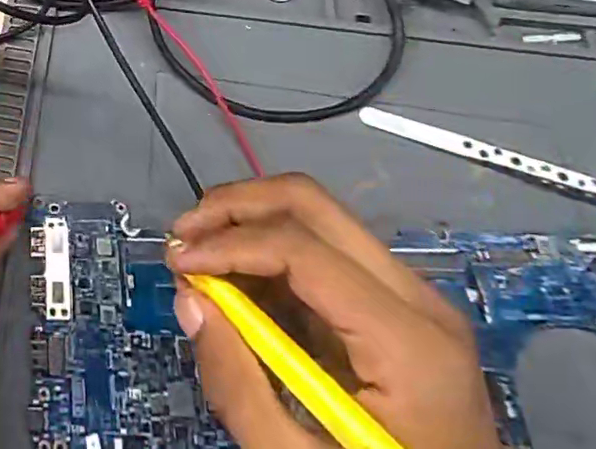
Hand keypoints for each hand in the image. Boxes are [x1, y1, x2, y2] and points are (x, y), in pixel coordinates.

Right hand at [167, 174, 501, 448]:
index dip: (231, 245)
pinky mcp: (396, 305)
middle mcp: (417, 298)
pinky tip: (235, 280)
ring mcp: (411, 296)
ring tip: (200, 258)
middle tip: (183, 236)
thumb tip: (190, 301)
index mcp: (407, 343)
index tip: (179, 263)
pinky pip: (322, 251)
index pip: (304, 249)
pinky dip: (269, 252)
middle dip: (235, 207)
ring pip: (316, 215)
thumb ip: (241, 391)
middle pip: (311, 204)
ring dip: (249, 222)